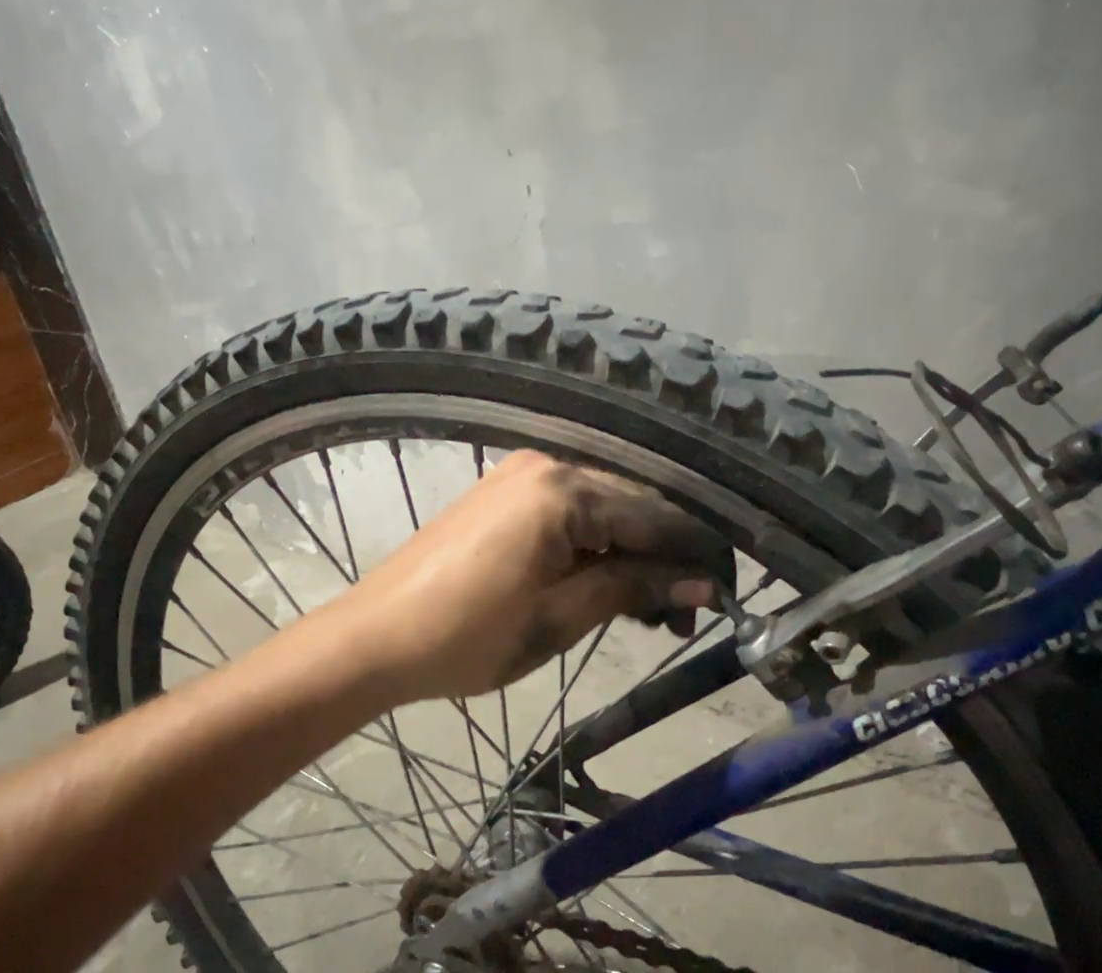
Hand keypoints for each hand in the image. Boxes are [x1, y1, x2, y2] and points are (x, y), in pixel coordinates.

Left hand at [321, 450, 731, 702]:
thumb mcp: (559, 617)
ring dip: (630, 554)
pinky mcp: (504, 492)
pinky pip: (569, 511)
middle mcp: (547, 464)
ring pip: (601, 508)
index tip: (725, 595)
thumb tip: (701, 583)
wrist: (376, 637)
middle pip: (630, 505)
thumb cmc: (467, 635)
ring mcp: (521, 474)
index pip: (654, 516)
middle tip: (684, 618)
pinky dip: (594, 545)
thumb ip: (632, 588)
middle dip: (664, 558)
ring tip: (650, 613)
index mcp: (563, 489)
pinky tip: (607, 582)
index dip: (694, 556)